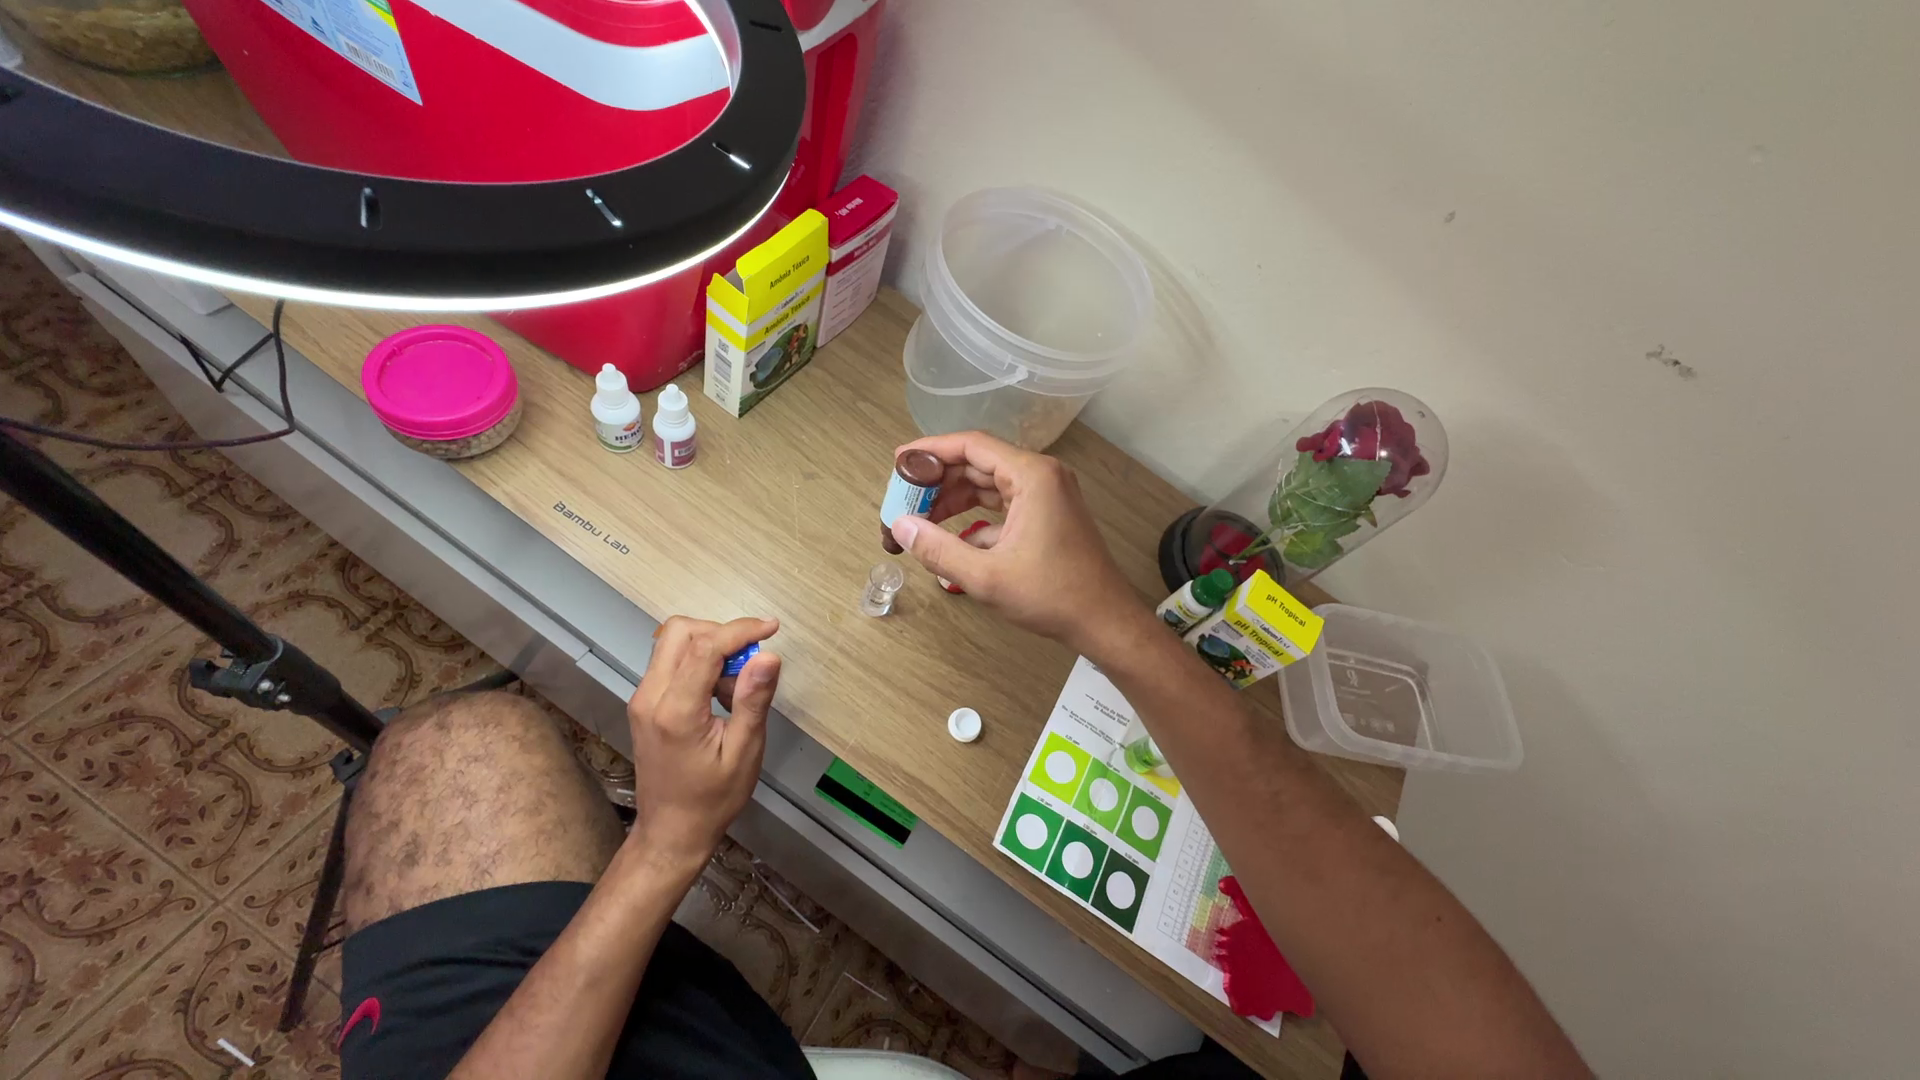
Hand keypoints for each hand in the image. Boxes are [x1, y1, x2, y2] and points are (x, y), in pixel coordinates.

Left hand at [626, 616, 780, 870]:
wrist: (672, 831)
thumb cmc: (713, 798)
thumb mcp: (744, 751)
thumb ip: (753, 700)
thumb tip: (768, 656)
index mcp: (675, 711)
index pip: (705, 647)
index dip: (741, 630)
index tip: (772, 628)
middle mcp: (650, 697)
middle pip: (679, 631)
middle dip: (721, 632)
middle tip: (751, 658)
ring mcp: (642, 698)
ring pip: (672, 642)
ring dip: (710, 646)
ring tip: (735, 684)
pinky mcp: (644, 703)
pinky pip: (670, 662)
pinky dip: (698, 662)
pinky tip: (719, 693)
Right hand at [888, 431, 1141, 651]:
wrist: (1104, 621)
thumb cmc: (1051, 595)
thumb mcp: (986, 576)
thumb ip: (938, 549)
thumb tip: (899, 527)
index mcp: (1031, 476)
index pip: (972, 446)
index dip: (932, 451)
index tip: (899, 462)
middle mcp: (1041, 476)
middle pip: (979, 463)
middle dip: (939, 480)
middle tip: (902, 498)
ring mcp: (1047, 495)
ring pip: (989, 485)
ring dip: (955, 499)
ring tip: (919, 518)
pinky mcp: (1048, 515)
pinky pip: (1003, 506)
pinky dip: (976, 519)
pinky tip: (953, 543)